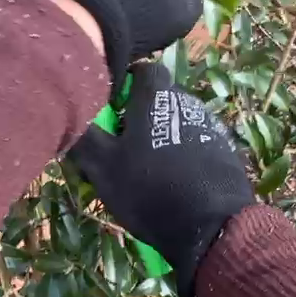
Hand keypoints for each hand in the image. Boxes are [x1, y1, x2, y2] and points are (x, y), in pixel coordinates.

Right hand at [66, 63, 255, 296]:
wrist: (210, 226)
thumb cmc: (149, 188)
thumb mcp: (103, 166)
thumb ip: (84, 136)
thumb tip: (70, 116)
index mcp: (156, 96)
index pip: (141, 70)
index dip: (124, 85)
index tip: (109, 109)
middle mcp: (186, 101)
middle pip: (158, 98)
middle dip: (139, 116)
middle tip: (120, 147)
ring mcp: (210, 126)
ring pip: (176, 123)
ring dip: (161, 138)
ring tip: (146, 170)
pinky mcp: (225, 152)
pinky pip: (195, 145)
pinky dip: (182, 156)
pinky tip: (173, 184)